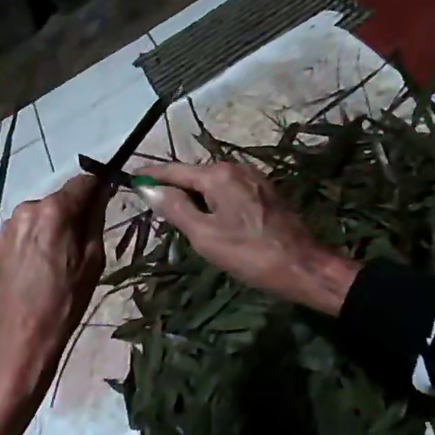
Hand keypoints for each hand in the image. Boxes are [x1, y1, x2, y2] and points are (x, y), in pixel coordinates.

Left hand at [0, 173, 107, 374]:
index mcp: (53, 210)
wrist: (17, 337)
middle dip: (72, 214)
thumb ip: (95, 221)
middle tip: (83, 244)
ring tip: (58, 262)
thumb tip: (100, 195)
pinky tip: (38, 270)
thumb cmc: (63, 301)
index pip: (83, 182)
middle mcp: (26, 209)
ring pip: (39, 217)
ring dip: (51, 229)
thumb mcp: (93, 261)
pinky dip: (34, 242)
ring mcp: (7, 227)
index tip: (107, 198)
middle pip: (59, 201)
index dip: (98, 187)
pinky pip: (23, 234)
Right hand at [135, 161, 359, 315]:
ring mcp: (254, 178)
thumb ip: (176, 208)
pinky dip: (213, 200)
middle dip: (173, 187)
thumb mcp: (204, 235)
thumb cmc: (250, 253)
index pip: (175, 170)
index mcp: (218, 174)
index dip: (152, 174)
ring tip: (177, 213)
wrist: (303, 266)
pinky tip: (208, 217)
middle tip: (151, 203)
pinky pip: (229, 191)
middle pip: (195, 175)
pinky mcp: (266, 192)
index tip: (131, 175)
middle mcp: (236, 168)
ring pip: (213, 183)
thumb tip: (149, 188)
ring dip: (194, 195)